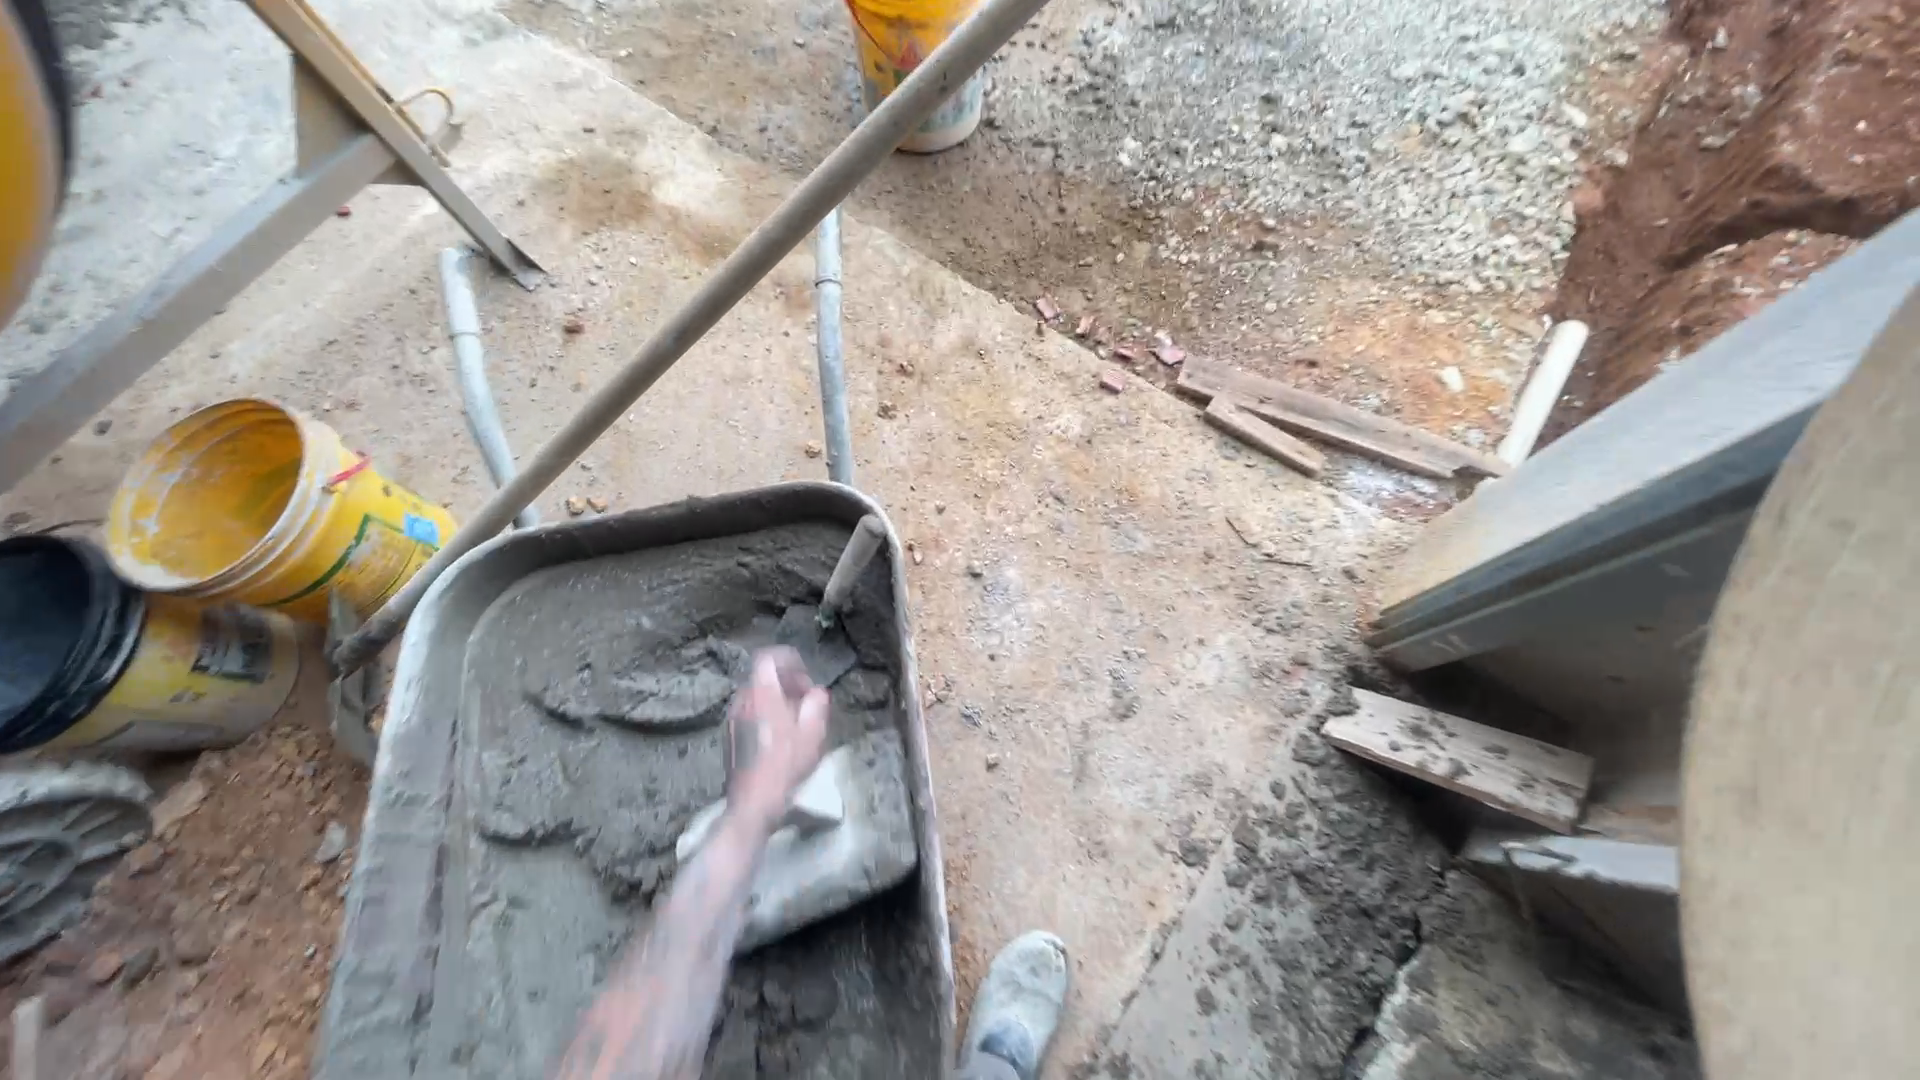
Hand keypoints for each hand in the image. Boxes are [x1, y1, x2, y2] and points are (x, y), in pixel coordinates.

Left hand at [725, 647, 829, 831]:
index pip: (768, 658)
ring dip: (775, 698)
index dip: (788, 659)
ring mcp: (731, 719)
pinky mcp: (729, 737)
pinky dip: (764, 713)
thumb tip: (816, 693)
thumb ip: (817, 703)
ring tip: (795, 718)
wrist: (753, 803)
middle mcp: (741, 701)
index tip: (805, 674)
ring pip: (755, 695)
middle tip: (806, 698)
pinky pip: (748, 712)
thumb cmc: (786, 764)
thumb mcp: (813, 732)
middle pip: (762, 677)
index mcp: (761, 694)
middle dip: (786, 681)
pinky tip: (779, 736)